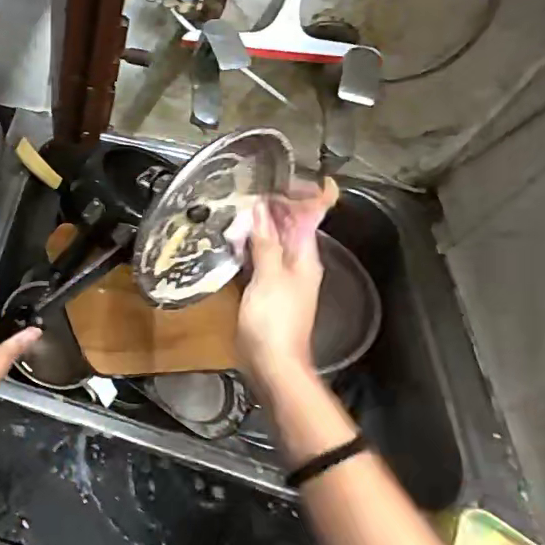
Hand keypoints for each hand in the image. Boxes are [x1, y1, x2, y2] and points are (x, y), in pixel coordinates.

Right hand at [237, 178, 337, 397]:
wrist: (274, 365)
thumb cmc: (274, 321)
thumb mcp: (269, 276)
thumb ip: (265, 242)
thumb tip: (261, 209)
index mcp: (306, 256)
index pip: (310, 215)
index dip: (301, 194)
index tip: (279, 179)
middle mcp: (298, 263)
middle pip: (290, 225)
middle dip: (272, 207)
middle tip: (245, 195)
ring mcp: (283, 276)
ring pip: (274, 240)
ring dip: (258, 225)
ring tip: (236, 214)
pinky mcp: (268, 289)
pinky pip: (261, 257)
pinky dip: (250, 246)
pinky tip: (233, 242)